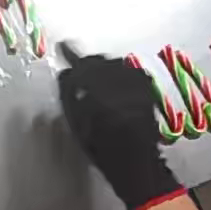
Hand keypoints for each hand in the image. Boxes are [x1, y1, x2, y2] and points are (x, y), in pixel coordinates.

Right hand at [56, 48, 183, 209]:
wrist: (135, 163)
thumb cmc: (102, 149)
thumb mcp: (77, 125)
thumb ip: (69, 96)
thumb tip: (65, 74)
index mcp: (99, 96)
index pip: (82, 68)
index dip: (71, 56)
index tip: (63, 46)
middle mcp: (120, 87)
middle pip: (101, 62)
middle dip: (88, 63)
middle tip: (78, 68)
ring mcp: (136, 87)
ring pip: (117, 64)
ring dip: (105, 67)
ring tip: (97, 76)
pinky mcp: (147, 90)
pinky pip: (132, 72)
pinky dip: (121, 72)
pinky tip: (116, 81)